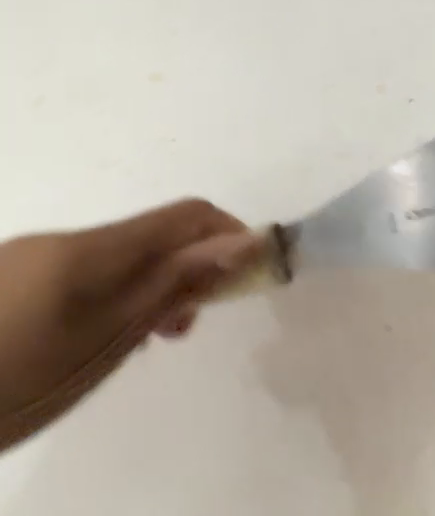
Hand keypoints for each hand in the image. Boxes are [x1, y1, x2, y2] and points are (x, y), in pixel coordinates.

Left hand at [0, 199, 259, 451]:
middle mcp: (53, 240)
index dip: (231, 235)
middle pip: (150, 238)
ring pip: (113, 258)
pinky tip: (84, 342)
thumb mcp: (111, 338)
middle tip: (181, 328)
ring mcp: (17, 260)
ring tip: (133, 342)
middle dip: (184, 272)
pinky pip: (74, 273)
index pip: (189, 214)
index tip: (245, 277)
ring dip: (143, 289)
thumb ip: (179, 282)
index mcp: (86, 248)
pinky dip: (102, 297)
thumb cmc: (19, 382)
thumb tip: (248, 242)